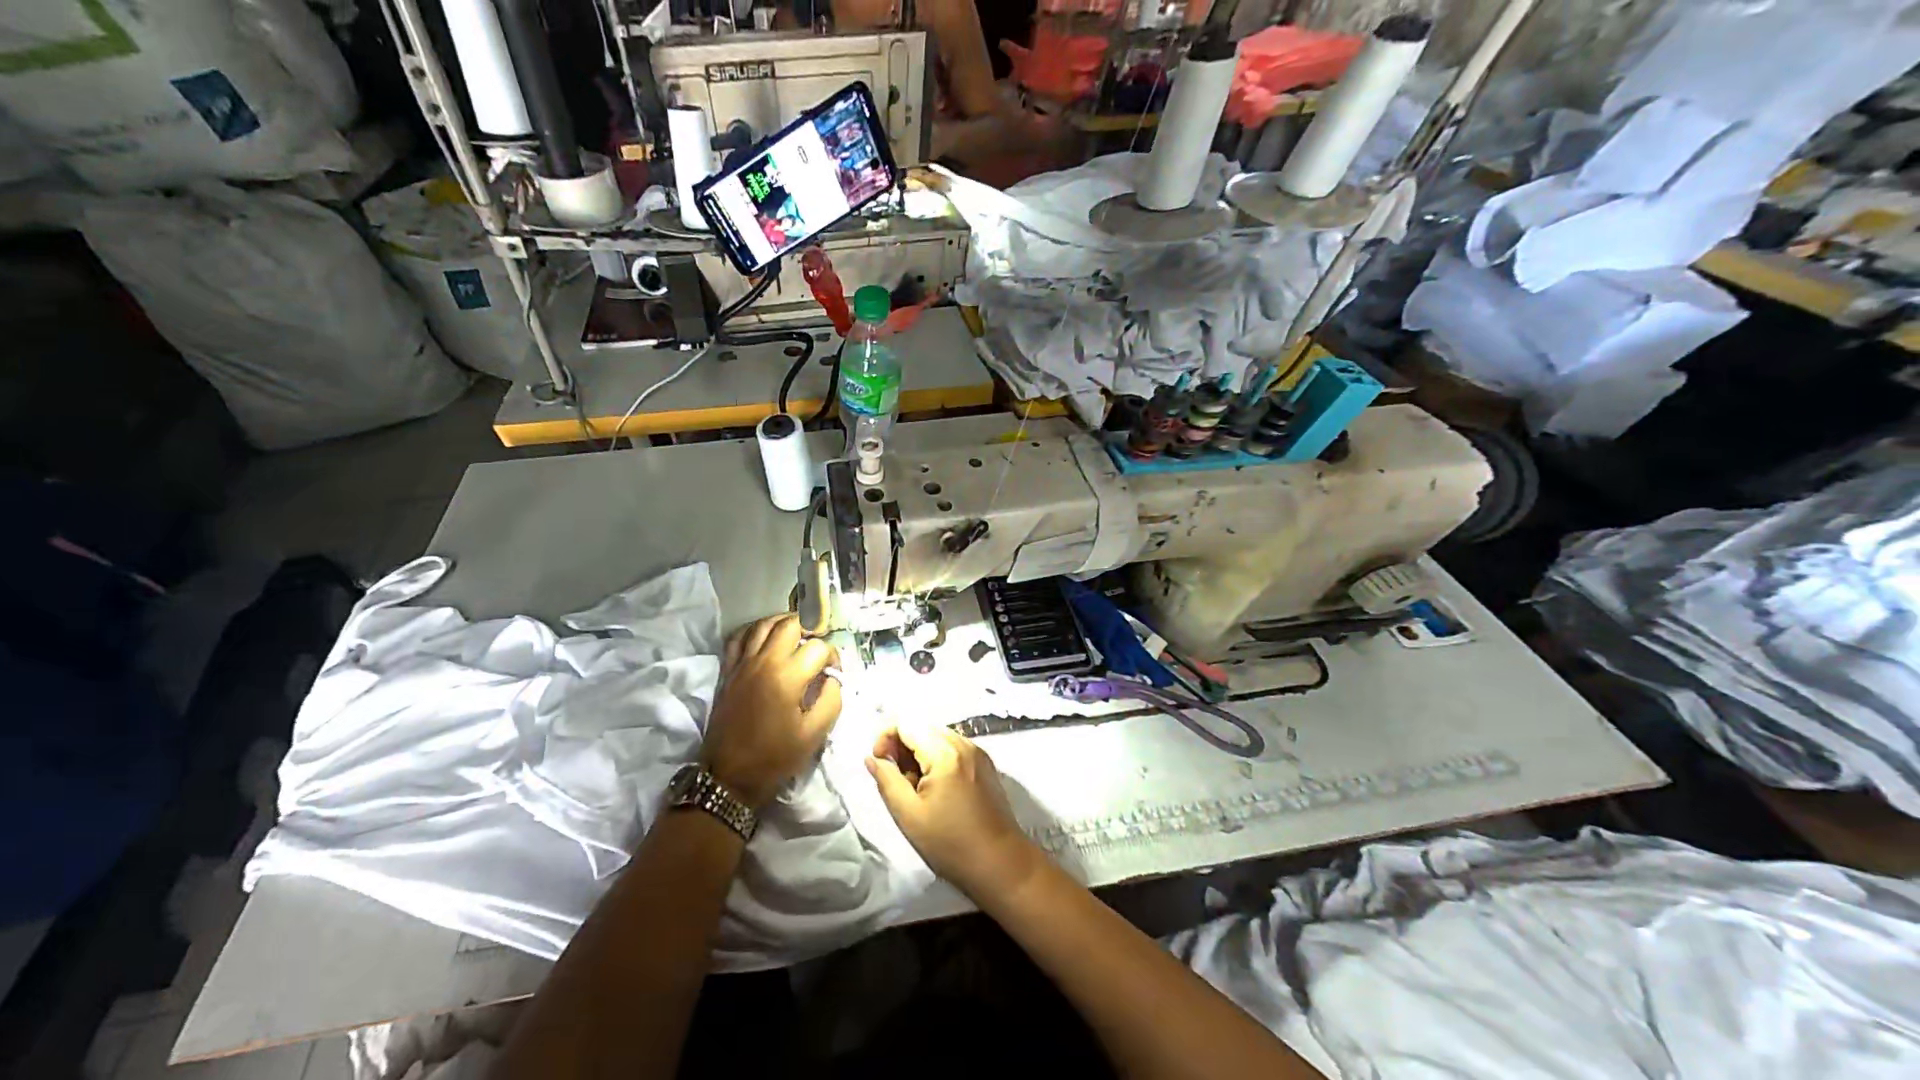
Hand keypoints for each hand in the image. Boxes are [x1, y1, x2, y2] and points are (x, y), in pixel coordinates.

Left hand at [703, 615, 840, 808]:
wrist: (729, 776)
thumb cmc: (774, 757)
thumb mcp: (815, 734)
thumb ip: (832, 699)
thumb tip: (834, 677)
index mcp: (787, 677)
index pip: (818, 648)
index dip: (833, 657)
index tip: (834, 673)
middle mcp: (764, 662)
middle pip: (790, 625)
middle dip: (810, 629)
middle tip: (818, 646)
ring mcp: (742, 664)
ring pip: (763, 624)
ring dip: (784, 624)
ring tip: (797, 635)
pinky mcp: (728, 671)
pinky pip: (739, 637)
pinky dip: (755, 631)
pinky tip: (766, 638)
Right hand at [866, 725, 1044, 901]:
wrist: (1001, 864)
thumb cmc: (950, 843)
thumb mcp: (909, 814)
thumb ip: (887, 780)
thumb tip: (873, 758)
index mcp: (945, 752)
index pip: (907, 723)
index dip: (885, 738)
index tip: (879, 764)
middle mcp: (964, 744)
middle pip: (923, 726)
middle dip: (902, 745)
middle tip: (895, 779)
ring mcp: (978, 753)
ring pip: (937, 737)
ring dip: (919, 753)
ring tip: (914, 787)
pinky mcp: (985, 765)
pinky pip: (953, 749)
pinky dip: (936, 759)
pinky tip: (934, 789)